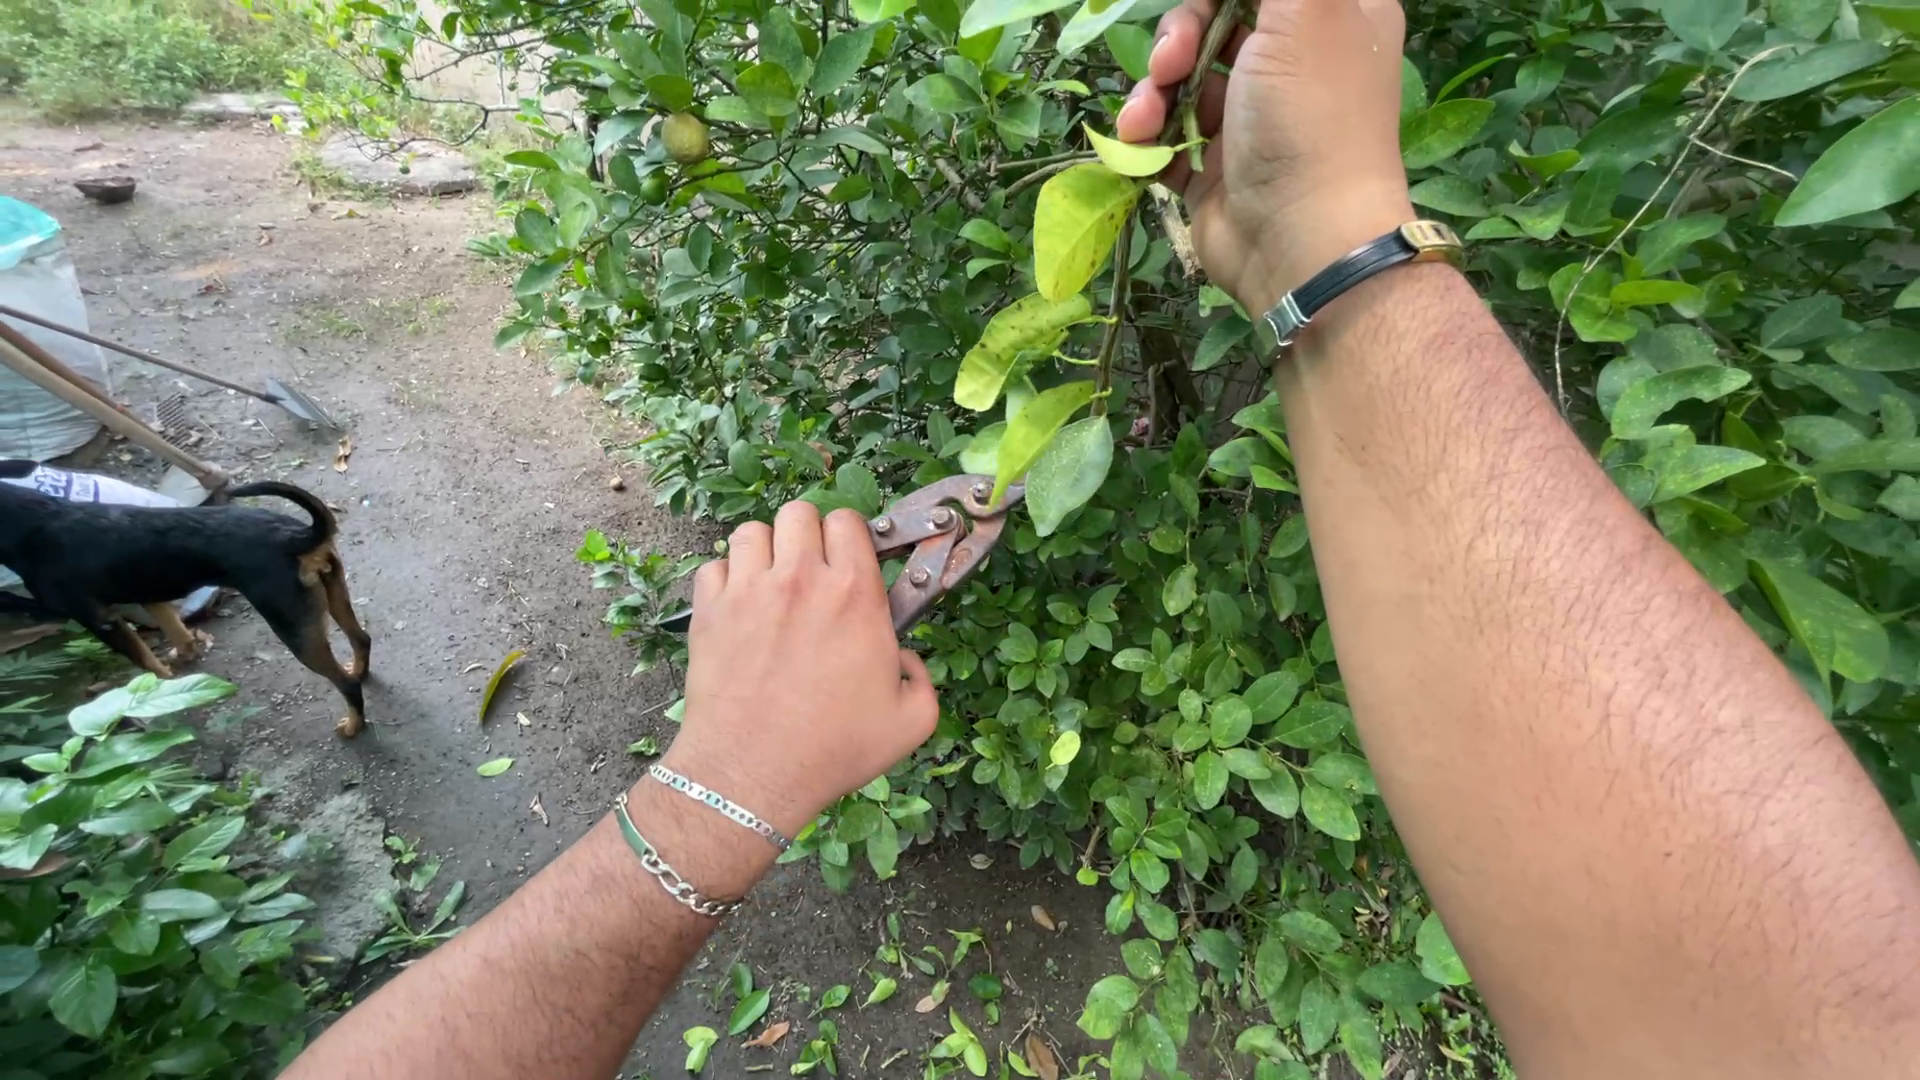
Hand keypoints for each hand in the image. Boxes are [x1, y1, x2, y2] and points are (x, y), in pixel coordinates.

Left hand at [659, 501, 938, 841]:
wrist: (753, 772)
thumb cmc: (834, 747)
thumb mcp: (912, 721)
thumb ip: (921, 678)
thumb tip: (904, 658)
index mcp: (855, 593)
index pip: (849, 521)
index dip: (851, 535)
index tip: (850, 560)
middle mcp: (801, 578)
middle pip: (799, 512)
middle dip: (808, 534)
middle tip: (810, 569)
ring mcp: (749, 590)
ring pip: (752, 530)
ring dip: (765, 549)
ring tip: (770, 581)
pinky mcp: (710, 610)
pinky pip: (714, 565)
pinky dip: (726, 578)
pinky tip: (737, 605)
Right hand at [1115, 0, 1416, 314]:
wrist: (1297, 240)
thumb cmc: (1308, 116)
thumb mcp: (1306, 8)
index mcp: (1327, 16)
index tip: (1200, 8)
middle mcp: (1286, 66)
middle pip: (1214, 25)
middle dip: (1179, 37)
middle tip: (1172, 61)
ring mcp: (1245, 123)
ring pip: (1182, 84)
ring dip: (1152, 93)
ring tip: (1144, 118)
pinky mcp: (1210, 172)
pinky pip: (1166, 140)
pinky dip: (1147, 140)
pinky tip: (1139, 145)